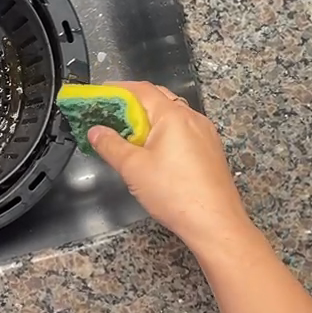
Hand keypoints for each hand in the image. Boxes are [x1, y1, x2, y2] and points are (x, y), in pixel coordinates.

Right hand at [87, 81, 255, 253]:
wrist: (215, 223)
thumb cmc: (177, 194)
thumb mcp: (133, 168)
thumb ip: (110, 145)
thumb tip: (96, 132)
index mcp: (173, 116)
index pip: (142, 90)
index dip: (118, 89)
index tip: (101, 94)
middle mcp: (193, 119)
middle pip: (159, 99)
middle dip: (133, 105)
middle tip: (110, 115)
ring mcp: (205, 135)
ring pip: (172, 116)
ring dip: (149, 120)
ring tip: (129, 136)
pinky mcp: (210, 151)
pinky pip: (183, 132)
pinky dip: (165, 133)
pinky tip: (154, 153)